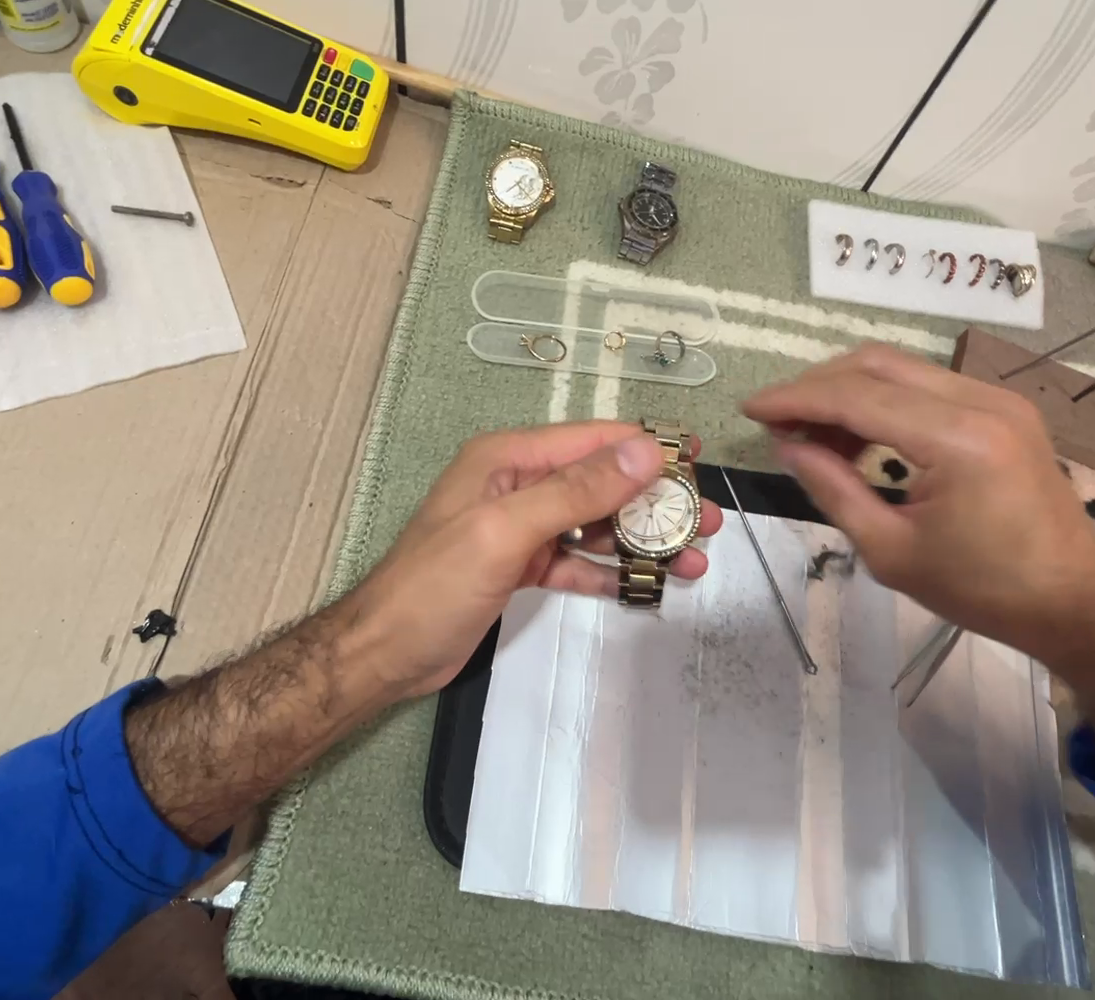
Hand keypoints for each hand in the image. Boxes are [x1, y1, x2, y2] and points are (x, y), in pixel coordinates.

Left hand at [349, 421, 722, 698]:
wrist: (385, 653)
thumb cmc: (437, 583)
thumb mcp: (506, 530)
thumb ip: (576, 490)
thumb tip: (644, 451)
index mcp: (508, 459)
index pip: (590, 441)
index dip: (646, 447)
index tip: (699, 460)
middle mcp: (517, 485)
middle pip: (599, 483)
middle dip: (654, 502)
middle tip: (709, 523)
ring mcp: (521, 528)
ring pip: (594, 525)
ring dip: (641, 541)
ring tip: (693, 561)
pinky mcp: (522, 566)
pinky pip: (576, 562)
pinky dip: (609, 572)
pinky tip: (646, 587)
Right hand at [743, 344, 1094, 663]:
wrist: (1073, 602)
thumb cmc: (981, 590)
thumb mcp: (890, 551)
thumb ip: (832, 489)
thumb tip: (787, 446)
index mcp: (958, 440)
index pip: (855, 396)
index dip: (794, 399)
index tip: (750, 410)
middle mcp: (981, 402)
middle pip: (875, 365)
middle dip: (815, 386)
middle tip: (777, 423)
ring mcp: (997, 399)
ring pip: (898, 368)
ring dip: (844, 391)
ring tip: (811, 437)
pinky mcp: (1002, 408)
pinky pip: (924, 386)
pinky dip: (879, 400)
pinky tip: (856, 436)